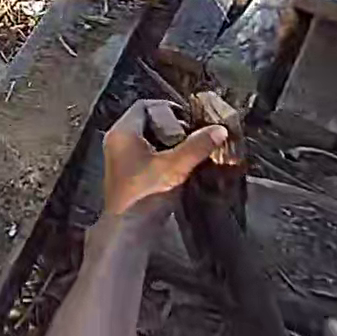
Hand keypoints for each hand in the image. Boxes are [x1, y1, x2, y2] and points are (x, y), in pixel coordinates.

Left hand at [101, 99, 227, 225]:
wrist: (128, 229)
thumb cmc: (147, 193)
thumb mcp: (175, 166)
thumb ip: (197, 146)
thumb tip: (220, 128)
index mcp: (122, 132)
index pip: (144, 106)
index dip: (168, 109)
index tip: (189, 119)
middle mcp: (117, 140)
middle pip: (145, 120)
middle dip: (170, 125)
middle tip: (192, 134)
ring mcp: (119, 156)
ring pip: (146, 137)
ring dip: (167, 141)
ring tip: (189, 148)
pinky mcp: (126, 171)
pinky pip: (144, 152)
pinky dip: (161, 153)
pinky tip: (179, 163)